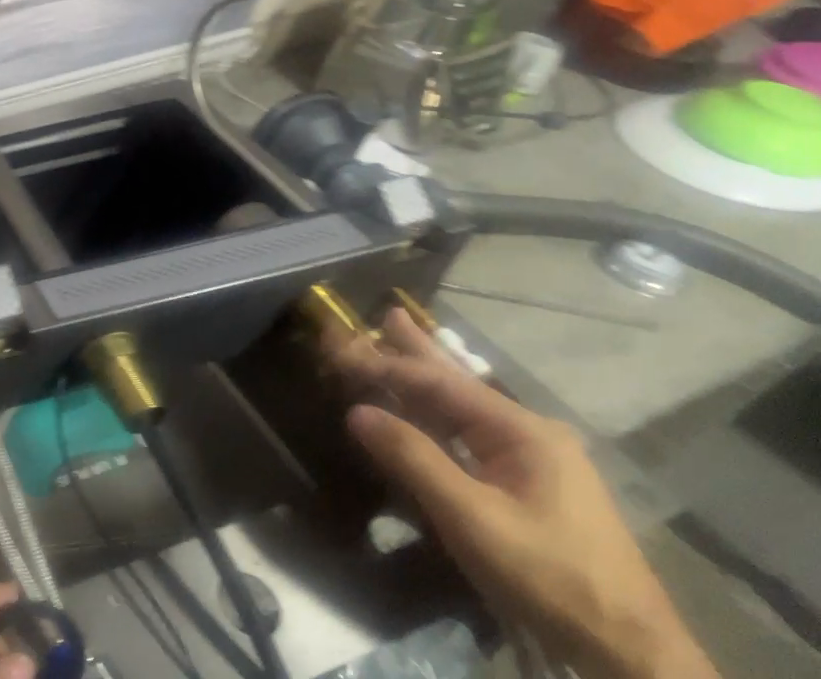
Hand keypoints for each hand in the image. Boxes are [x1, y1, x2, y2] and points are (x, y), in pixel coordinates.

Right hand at [334, 310, 718, 678]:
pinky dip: (439, 418)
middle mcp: (532, 436)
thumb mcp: (472, 517)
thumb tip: (358, 411)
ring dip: (427, 383)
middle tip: (387, 316)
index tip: (340, 347)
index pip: (441, 384)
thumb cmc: (547, 573)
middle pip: (460, 385)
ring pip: (466, 411)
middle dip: (420, 353)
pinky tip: (428, 412)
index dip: (386, 364)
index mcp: (524, 432)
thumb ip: (414, 459)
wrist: (623, 647)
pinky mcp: (530, 490)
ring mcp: (535, 463)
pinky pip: (472, 439)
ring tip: (401, 347)